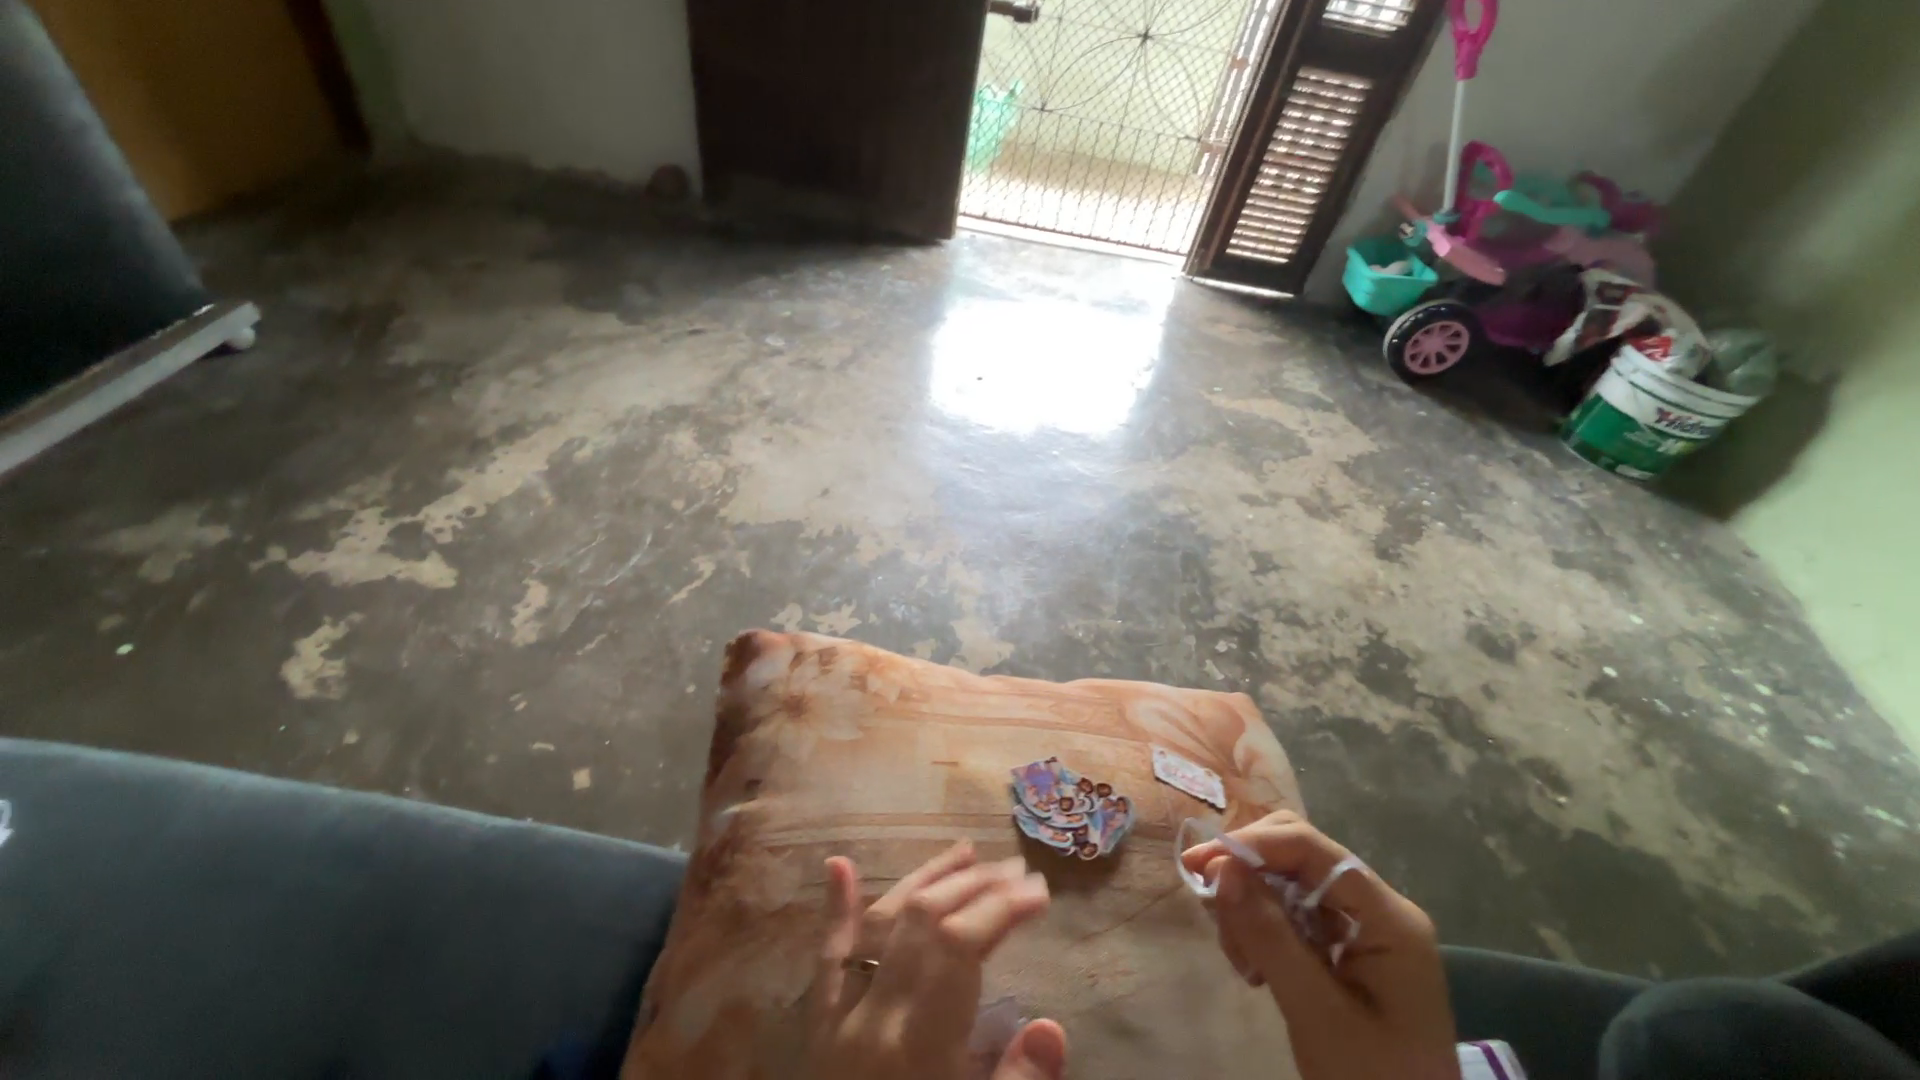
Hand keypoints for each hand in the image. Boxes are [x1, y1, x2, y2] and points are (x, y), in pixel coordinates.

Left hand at [807, 841, 1067, 1079]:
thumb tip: (1052, 1026)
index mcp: (918, 1045)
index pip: (960, 945)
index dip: (1002, 907)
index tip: (1041, 892)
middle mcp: (873, 1015)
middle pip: (926, 923)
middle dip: (977, 886)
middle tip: (1020, 872)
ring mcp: (839, 1014)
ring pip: (881, 924)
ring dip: (926, 880)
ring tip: (965, 851)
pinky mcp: (817, 1025)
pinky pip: (825, 957)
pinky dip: (835, 909)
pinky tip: (837, 865)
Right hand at [1182, 812, 1458, 1079]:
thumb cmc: (1371, 1079)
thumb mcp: (1317, 1013)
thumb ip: (1269, 937)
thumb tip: (1219, 866)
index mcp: (1388, 917)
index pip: (1311, 849)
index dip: (1251, 843)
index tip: (1198, 863)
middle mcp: (1377, 908)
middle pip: (1298, 854)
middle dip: (1247, 870)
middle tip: (1208, 904)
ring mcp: (1361, 927)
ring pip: (1287, 881)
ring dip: (1250, 905)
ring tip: (1241, 960)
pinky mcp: (1343, 948)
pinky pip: (1291, 913)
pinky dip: (1260, 928)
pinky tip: (1252, 966)